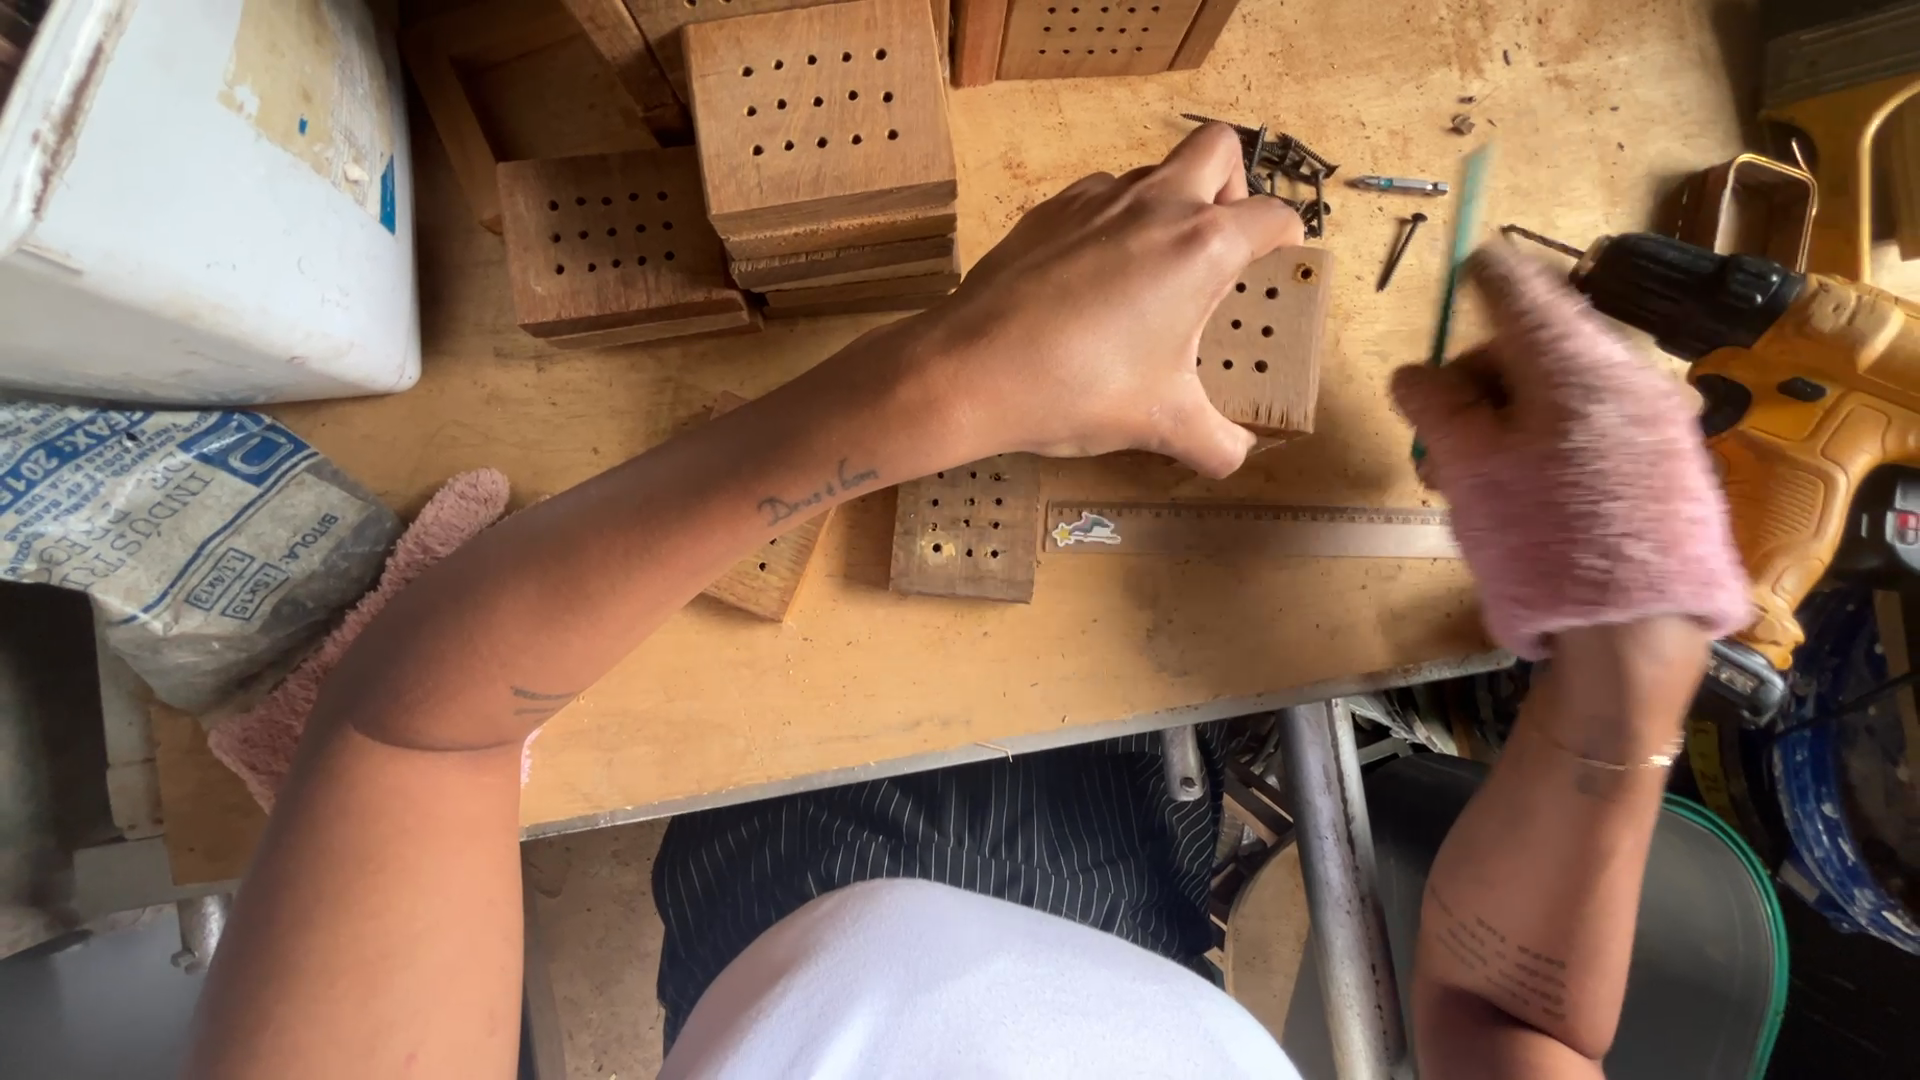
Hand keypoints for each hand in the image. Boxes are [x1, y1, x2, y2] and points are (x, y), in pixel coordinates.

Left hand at [900, 124, 1303, 477]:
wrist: (971, 371)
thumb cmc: (1079, 390)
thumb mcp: (1160, 424)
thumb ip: (1215, 444)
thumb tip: (1238, 459)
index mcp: (1200, 246)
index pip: (1271, 217)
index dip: (1286, 238)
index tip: (1277, 263)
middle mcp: (1153, 203)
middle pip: (1217, 150)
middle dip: (1230, 186)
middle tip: (1214, 246)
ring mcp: (1092, 200)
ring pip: (1149, 172)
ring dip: (1164, 204)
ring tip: (1147, 272)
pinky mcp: (1044, 213)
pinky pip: (1093, 199)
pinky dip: (1107, 224)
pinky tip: (1087, 280)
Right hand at [1389, 243, 1750, 658]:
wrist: (1628, 626)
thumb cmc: (1538, 533)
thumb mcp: (1467, 463)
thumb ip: (1435, 404)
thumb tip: (1412, 371)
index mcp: (1578, 369)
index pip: (1527, 299)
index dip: (1491, 279)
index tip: (1472, 259)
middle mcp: (1625, 382)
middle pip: (1535, 351)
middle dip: (1475, 382)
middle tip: (1434, 434)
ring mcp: (1649, 424)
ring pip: (1554, 395)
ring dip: (1498, 420)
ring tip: (1462, 476)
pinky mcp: (1655, 464)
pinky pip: (1582, 428)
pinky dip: (1535, 440)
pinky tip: (1512, 487)